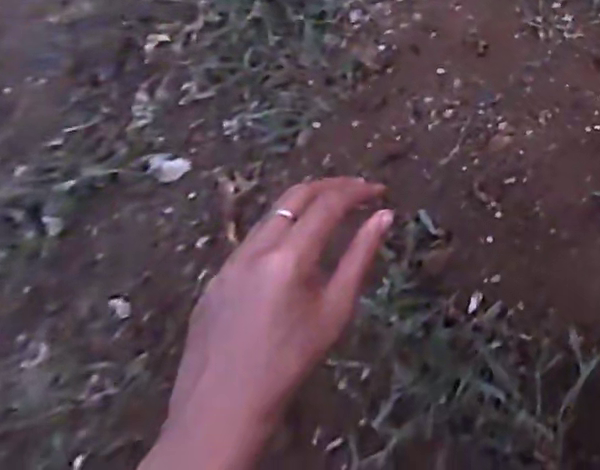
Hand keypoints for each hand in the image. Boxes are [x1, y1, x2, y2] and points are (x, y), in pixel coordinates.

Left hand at [143, 178, 392, 469]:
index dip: (358, 191)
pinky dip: (283, 229)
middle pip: (294, 197)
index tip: (380, 191)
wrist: (219, 412)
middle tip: (359, 191)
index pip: (327, 205)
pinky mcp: (214, 284)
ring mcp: (227, 268)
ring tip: (334, 214)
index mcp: (287, 259)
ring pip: (271, 216)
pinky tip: (298, 249)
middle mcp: (253, 253)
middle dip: (331, 186)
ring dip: (305, 205)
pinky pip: (252, 241)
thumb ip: (361, 256)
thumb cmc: (290, 360)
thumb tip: (384, 215)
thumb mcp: (336, 308)